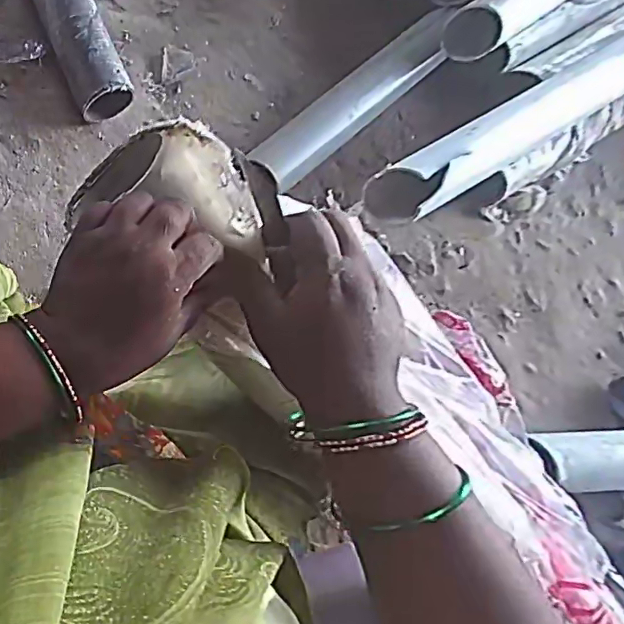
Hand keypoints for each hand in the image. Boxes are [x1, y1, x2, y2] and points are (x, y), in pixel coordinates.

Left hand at [30, 191, 223, 394]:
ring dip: (149, 213)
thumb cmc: (122, 350)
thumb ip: (196, 302)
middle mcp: (145, 247)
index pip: (206, 243)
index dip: (207, 252)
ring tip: (145, 231)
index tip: (201, 261)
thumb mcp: (170, 333)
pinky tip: (116, 231)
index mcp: (171, 274)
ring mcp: (112, 236)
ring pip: (141, 200)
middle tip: (175, 240)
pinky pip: (105, 207)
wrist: (66, 350)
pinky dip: (114, 214)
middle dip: (183, 223)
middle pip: (177, 210)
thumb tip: (216, 284)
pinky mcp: (84, 234)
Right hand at [229, 209, 406, 426]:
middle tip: (288, 254)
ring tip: (309, 280)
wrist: (358, 404)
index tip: (271, 245)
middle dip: (311, 227)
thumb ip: (249, 279)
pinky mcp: (392, 302)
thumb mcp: (266, 322)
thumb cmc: (306, 363)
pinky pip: (367, 268)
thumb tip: (231, 251)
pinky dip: (346, 270)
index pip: (310, 219)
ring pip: (355, 243)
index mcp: (328, 270)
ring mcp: (381, 285)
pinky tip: (332, 303)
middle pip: (338, 221)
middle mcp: (361, 269)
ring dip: (329, 248)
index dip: (285, 224)